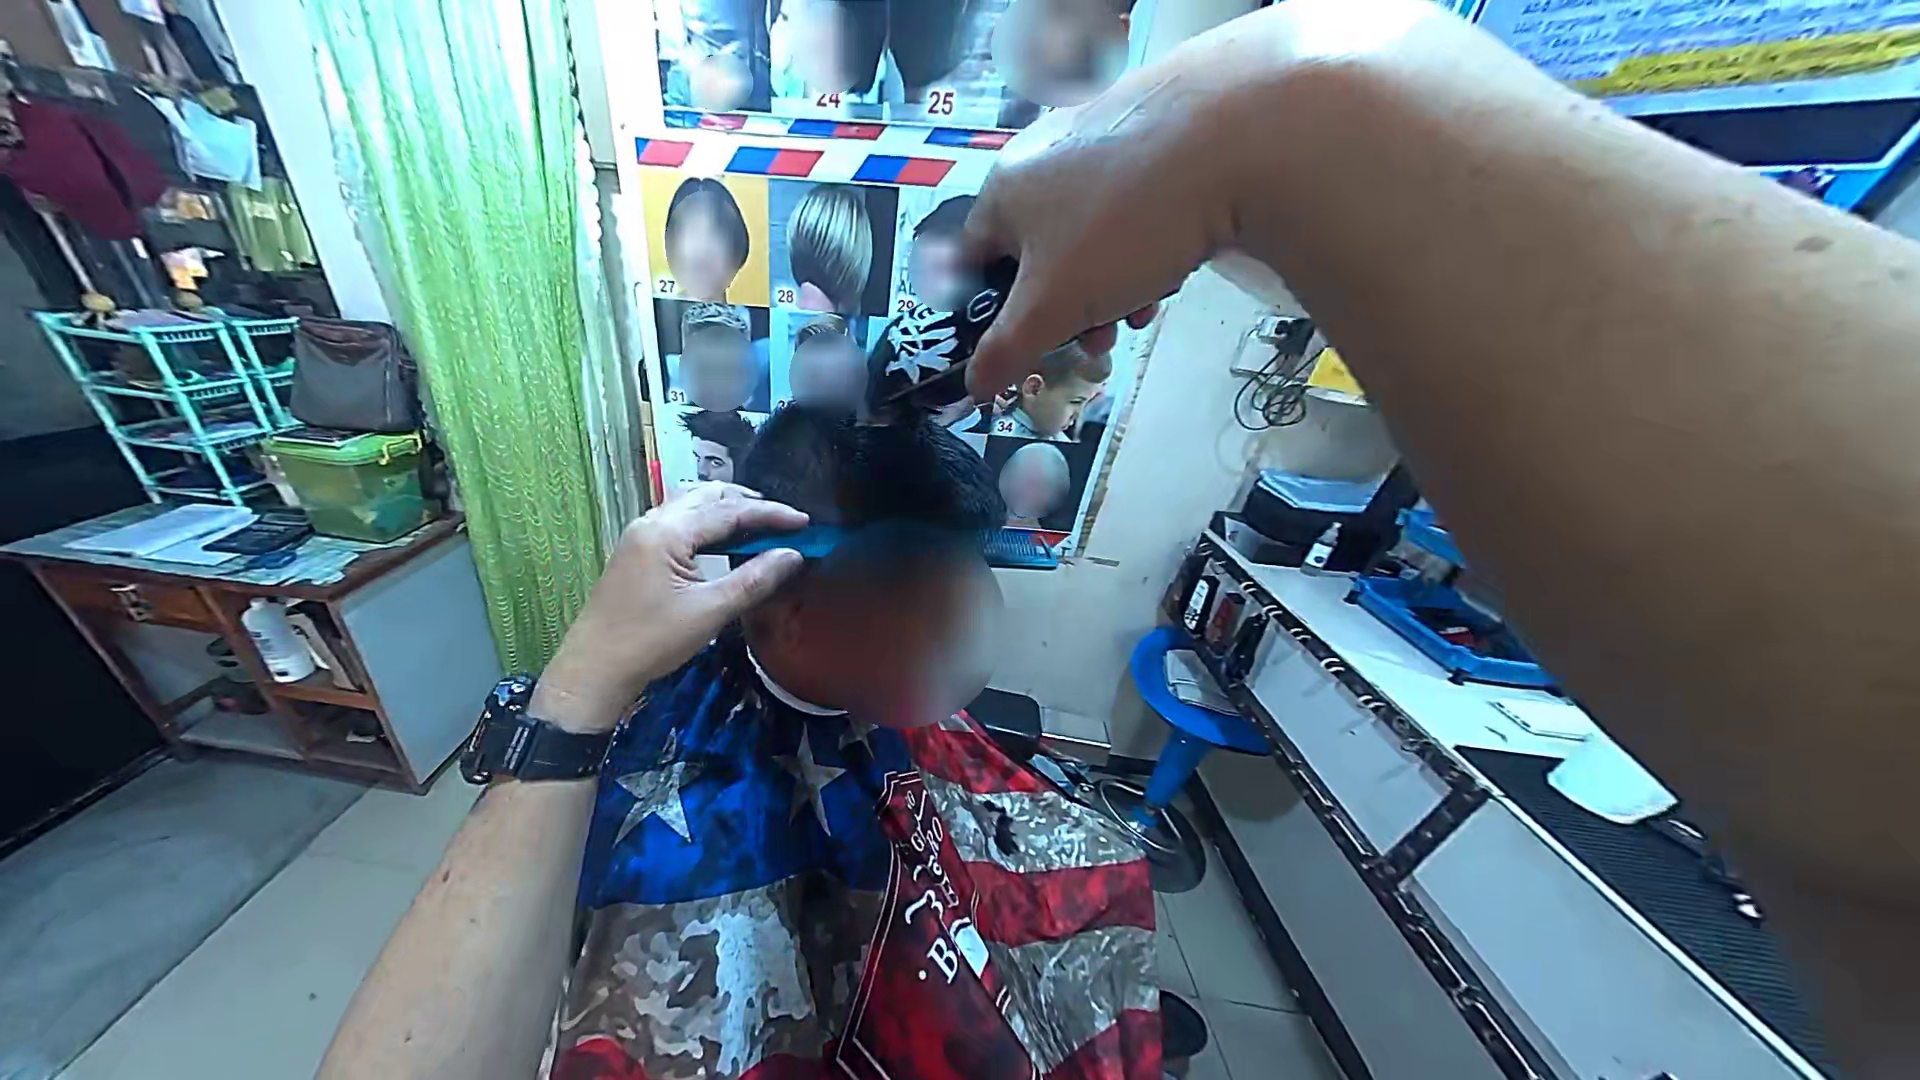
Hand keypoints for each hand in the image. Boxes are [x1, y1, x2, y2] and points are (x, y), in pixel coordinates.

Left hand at [533, 484, 806, 731]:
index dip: (771, 514)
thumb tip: (794, 556)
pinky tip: (727, 540)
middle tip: (784, 520)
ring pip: (692, 504)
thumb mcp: (711, 611)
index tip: (805, 523)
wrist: (593, 671)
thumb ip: (755, 579)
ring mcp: (641, 535)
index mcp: (667, 532)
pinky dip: (710, 522)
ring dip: (728, 509)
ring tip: (761, 525)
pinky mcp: (638, 550)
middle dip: (749, 502)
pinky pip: (681, 520)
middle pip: (708, 495)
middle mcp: (652, 523)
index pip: (729, 511)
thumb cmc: (651, 641)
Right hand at [961, 47, 1246, 397]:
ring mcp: (1099, 143)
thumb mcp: (1052, 308)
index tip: (1019, 346)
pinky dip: (1139, 256)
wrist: (1235, 141)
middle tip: (1090, 342)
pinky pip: (1126, 216)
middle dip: (1063, 313)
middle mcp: (1043, 159)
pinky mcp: (1150, 142)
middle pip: (1037, 260)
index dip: (989, 313)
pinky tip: (1167, 274)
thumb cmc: (1117, 229)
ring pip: (1085, 243)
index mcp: (1004, 192)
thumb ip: (1006, 351)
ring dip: (1104, 293)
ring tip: (1135, 313)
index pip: (972, 264)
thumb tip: (974, 386)